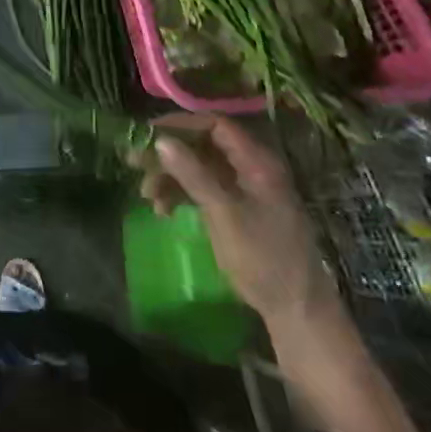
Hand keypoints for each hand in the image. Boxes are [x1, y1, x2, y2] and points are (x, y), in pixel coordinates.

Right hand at [138, 114, 333, 322]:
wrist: (294, 306)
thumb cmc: (263, 256)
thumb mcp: (224, 213)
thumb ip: (194, 175)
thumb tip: (161, 140)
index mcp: (256, 161)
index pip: (215, 125)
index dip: (181, 125)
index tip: (148, 134)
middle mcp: (250, 168)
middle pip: (203, 146)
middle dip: (169, 154)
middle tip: (136, 163)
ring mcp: (242, 189)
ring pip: (199, 169)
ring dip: (171, 177)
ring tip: (147, 195)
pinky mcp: (235, 209)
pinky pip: (203, 189)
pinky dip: (182, 195)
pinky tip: (163, 211)